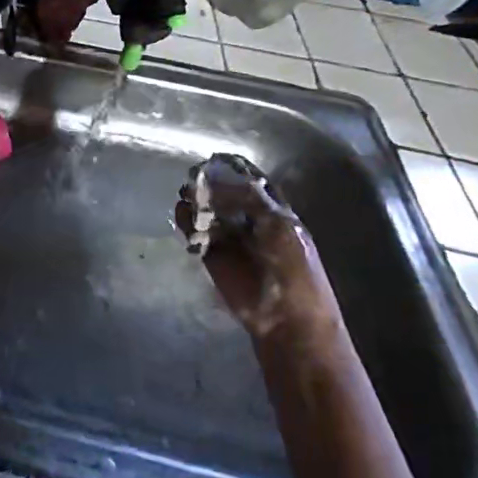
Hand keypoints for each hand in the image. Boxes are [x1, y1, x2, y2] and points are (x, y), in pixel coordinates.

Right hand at [177, 155, 338, 340]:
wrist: (285, 318)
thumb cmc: (293, 271)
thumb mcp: (281, 227)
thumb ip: (250, 199)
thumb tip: (217, 178)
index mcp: (271, 209)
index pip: (248, 179)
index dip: (232, 167)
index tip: (214, 159)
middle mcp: (246, 217)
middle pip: (220, 189)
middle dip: (207, 182)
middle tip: (196, 179)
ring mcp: (226, 234)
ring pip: (203, 206)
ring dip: (194, 199)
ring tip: (190, 200)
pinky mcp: (208, 251)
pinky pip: (190, 228)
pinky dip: (184, 220)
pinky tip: (186, 219)